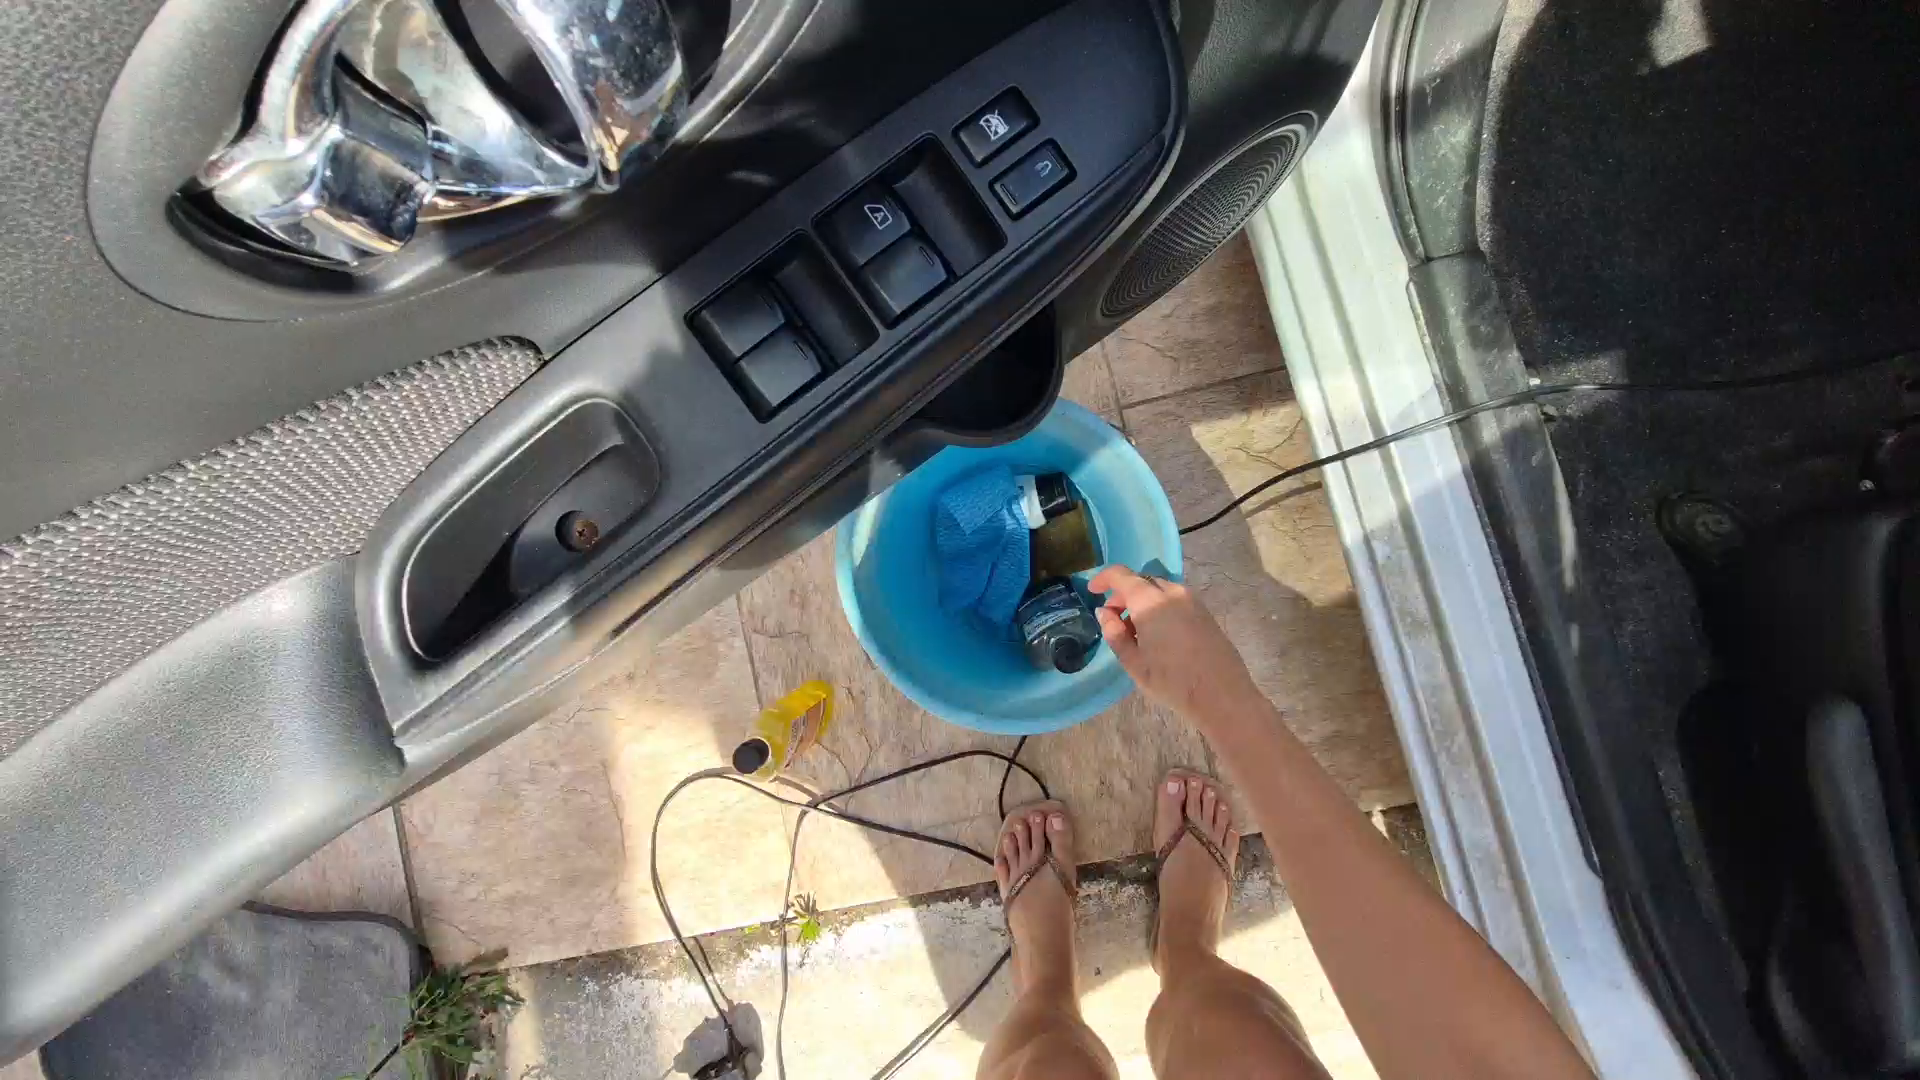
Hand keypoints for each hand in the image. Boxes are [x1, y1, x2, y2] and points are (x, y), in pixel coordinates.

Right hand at [1088, 565, 1264, 725]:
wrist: (1222, 695)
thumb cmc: (1171, 682)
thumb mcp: (1133, 662)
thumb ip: (1114, 633)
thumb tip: (1105, 612)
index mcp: (1150, 602)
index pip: (1121, 576)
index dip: (1103, 579)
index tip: (1092, 590)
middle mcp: (1172, 593)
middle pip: (1141, 581)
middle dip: (1122, 594)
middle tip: (1113, 619)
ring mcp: (1192, 600)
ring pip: (1158, 589)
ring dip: (1141, 601)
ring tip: (1136, 631)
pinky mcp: (1205, 612)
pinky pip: (1174, 599)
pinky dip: (1159, 606)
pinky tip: (1158, 634)